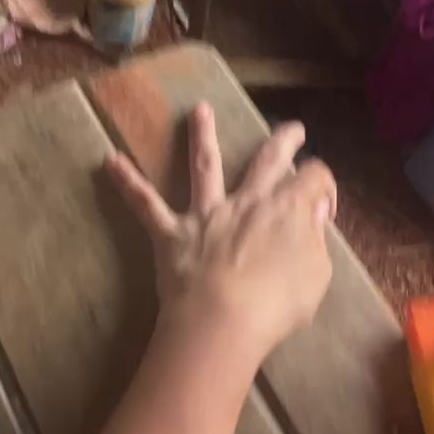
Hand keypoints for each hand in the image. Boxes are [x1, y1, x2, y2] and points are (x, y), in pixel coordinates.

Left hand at [106, 102, 337, 362]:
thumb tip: (313, 213)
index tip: (323, 210)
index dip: (324, 189)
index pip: (314, 180)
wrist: (222, 322)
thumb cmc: (276, 307)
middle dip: (284, 141)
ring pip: (205, 166)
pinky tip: (110, 161)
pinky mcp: (173, 234)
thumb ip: (315, 240)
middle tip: (293, 130)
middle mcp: (247, 201)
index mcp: (287, 211)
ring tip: (199, 111)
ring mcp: (207, 214)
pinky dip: (128, 182)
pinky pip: (146, 205)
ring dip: (202, 136)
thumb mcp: (317, 276)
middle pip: (268, 160)